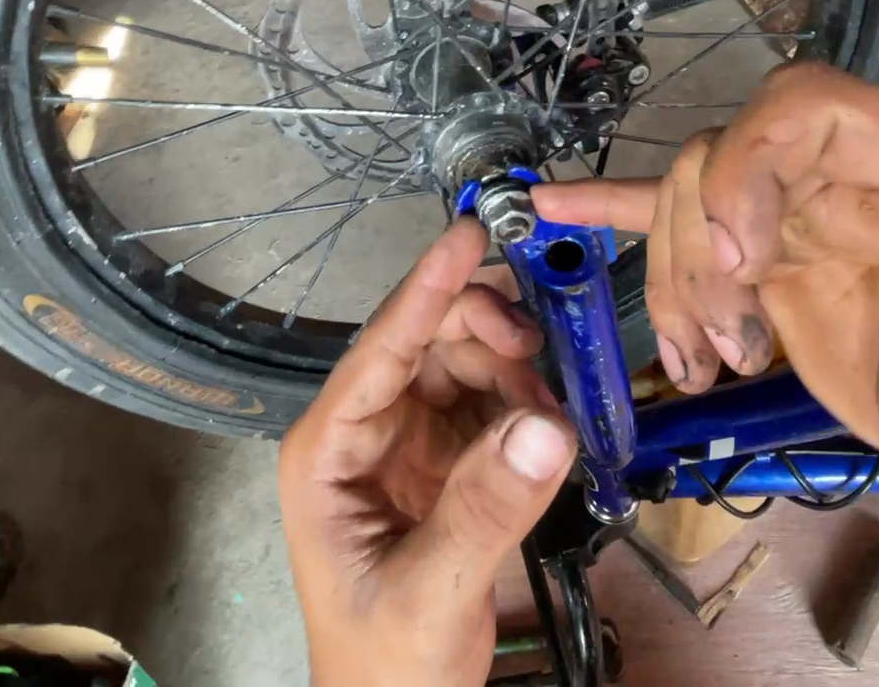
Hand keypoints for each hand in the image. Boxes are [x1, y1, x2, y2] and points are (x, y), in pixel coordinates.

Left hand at [279, 219, 577, 686]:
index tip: (468, 234)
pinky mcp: (445, 454)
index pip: (380, 346)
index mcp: (329, 447)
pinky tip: (542, 420)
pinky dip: (519, 396)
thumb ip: (487, 511)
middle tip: (532, 347)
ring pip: (461, 360)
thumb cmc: (387, 665)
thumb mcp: (430, 595)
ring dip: (508, 365)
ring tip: (545, 402)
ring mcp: (407, 436)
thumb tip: (550, 422)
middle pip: (425, 340)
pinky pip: (486, 397)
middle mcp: (365, 425)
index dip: (426, 287)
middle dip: (480, 329)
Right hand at [533, 64, 878, 553]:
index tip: (741, 264)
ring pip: (682, 196)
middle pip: (722, 154)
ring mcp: (797, 211)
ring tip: (710, 364)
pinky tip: (552, 206)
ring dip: (675, 284)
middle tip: (731, 343)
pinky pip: (670, 214)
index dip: (749, 162)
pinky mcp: (759, 255)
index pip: (813, 104)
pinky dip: (610, 208)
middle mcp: (852, 176)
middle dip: (699, 246)